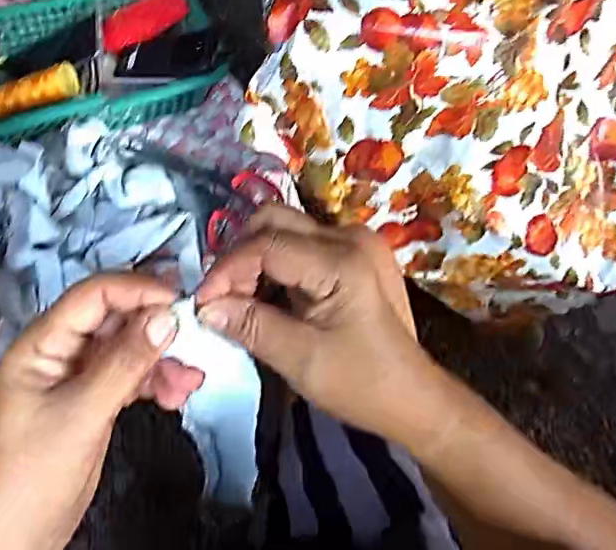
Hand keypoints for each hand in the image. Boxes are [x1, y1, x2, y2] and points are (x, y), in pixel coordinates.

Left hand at [0, 274, 204, 549]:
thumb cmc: (26, 481)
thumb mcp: (80, 417)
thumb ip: (125, 364)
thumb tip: (165, 316)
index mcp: (43, 344)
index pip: (95, 295)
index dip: (137, 290)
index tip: (177, 301)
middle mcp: (61, 351)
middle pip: (118, 318)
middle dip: (157, 326)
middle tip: (193, 335)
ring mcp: (79, 376)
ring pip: (130, 346)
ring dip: (163, 357)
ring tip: (189, 377)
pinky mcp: (94, 400)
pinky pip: (132, 375)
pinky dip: (157, 381)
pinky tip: (178, 392)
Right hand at [194, 205, 445, 445]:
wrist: (414, 395)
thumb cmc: (361, 383)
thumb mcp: (302, 360)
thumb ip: (252, 326)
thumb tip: (205, 306)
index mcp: (341, 260)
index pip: (268, 244)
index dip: (228, 269)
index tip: (201, 302)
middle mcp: (349, 235)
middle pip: (277, 220)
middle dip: (240, 254)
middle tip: (220, 297)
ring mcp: (355, 238)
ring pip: (287, 227)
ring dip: (256, 257)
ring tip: (239, 299)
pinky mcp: (356, 249)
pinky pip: (303, 241)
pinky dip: (277, 263)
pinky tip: (268, 295)